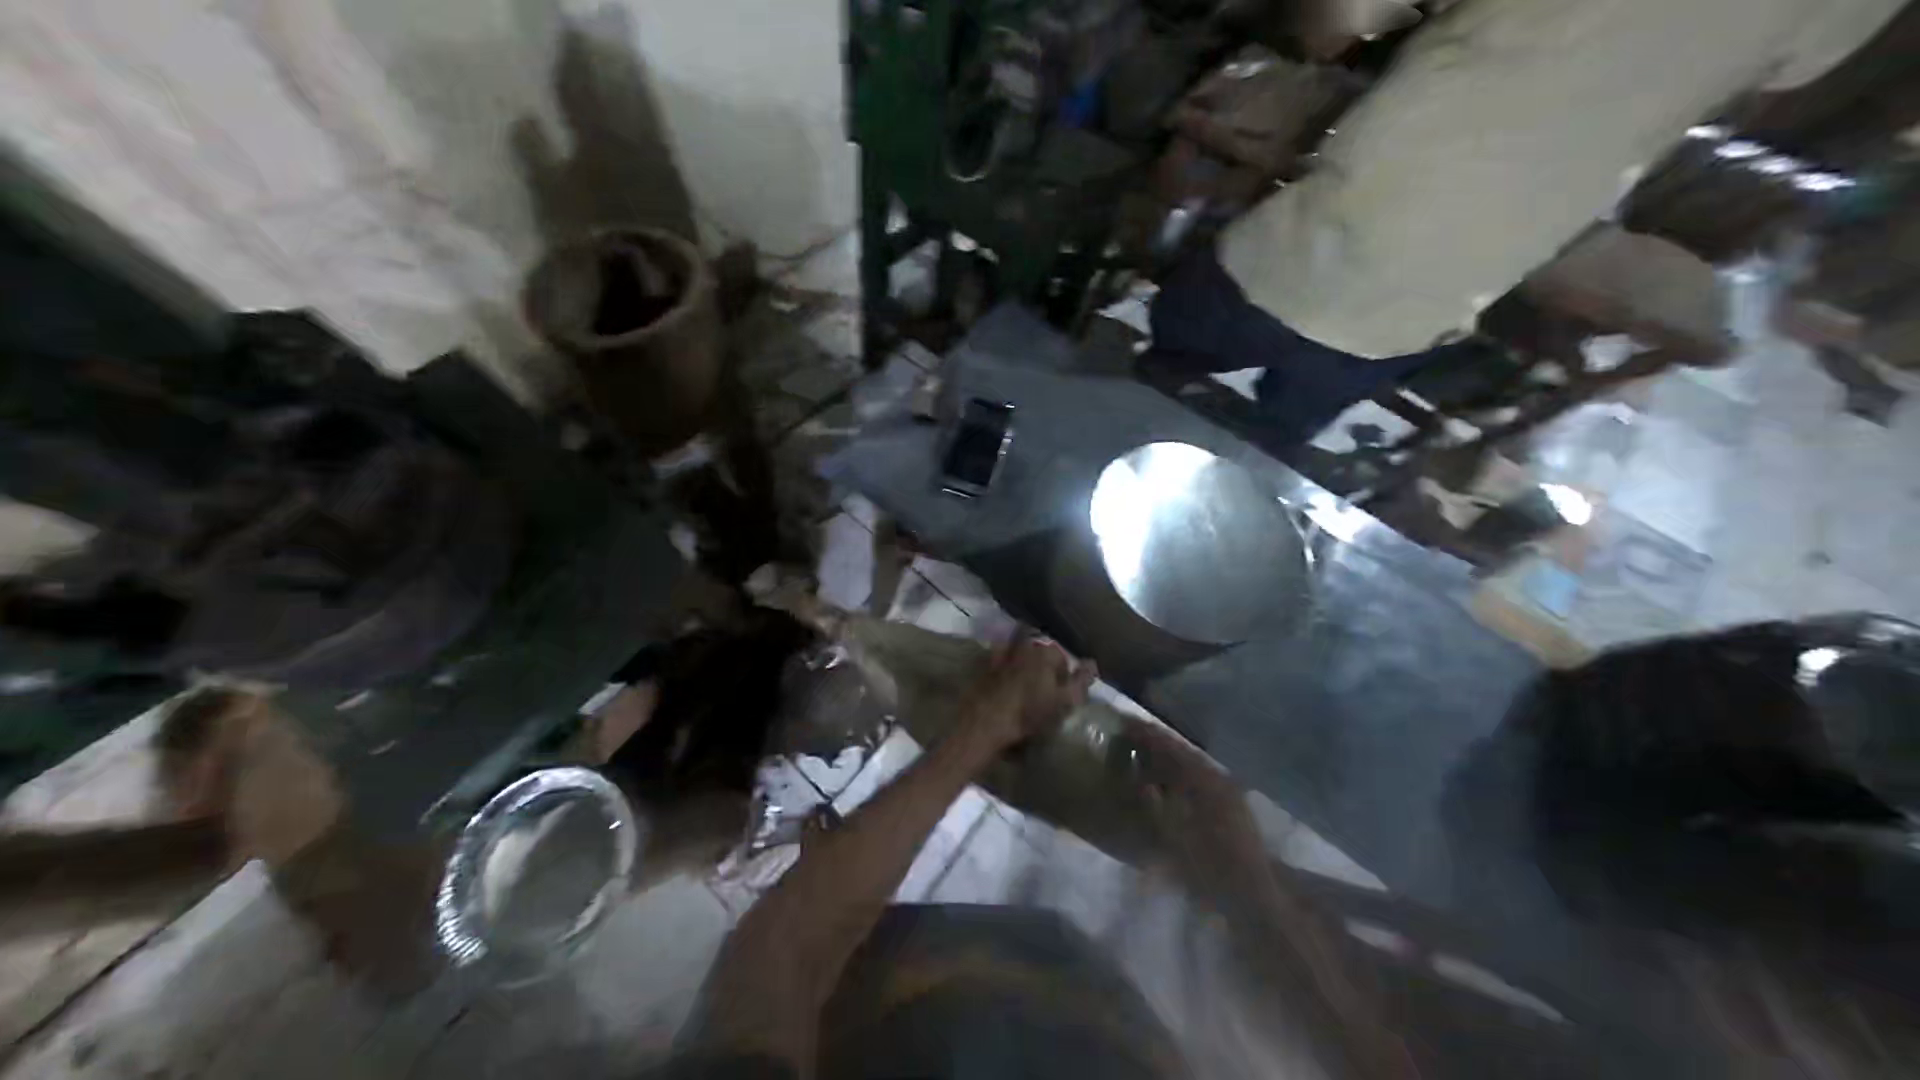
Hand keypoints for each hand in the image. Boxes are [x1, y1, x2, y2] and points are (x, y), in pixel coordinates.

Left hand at [960, 637, 1095, 752]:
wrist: (986, 722)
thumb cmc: (1030, 713)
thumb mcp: (1065, 702)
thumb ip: (1081, 681)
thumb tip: (1092, 662)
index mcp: (1046, 652)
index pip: (1062, 658)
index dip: (1064, 675)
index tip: (1062, 693)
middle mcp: (1024, 646)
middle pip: (1040, 652)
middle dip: (1044, 665)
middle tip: (1044, 688)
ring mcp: (1002, 653)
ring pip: (1018, 649)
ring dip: (1023, 657)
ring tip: (1025, 681)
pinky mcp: (984, 665)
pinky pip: (998, 657)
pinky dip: (1003, 660)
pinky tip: (1004, 673)